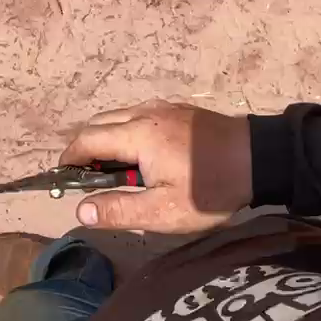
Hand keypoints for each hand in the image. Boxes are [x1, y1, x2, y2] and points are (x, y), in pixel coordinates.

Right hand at [58, 100, 251, 232]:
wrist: (260, 159)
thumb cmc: (210, 189)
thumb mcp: (163, 212)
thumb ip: (119, 210)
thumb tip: (80, 210)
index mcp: (137, 133)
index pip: (87, 139)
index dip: (69, 159)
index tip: (61, 180)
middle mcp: (146, 112)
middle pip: (100, 123)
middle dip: (86, 150)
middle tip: (88, 183)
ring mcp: (164, 107)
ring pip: (120, 117)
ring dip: (108, 140)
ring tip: (116, 175)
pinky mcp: (179, 110)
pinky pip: (140, 115)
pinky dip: (127, 132)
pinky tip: (143, 159)